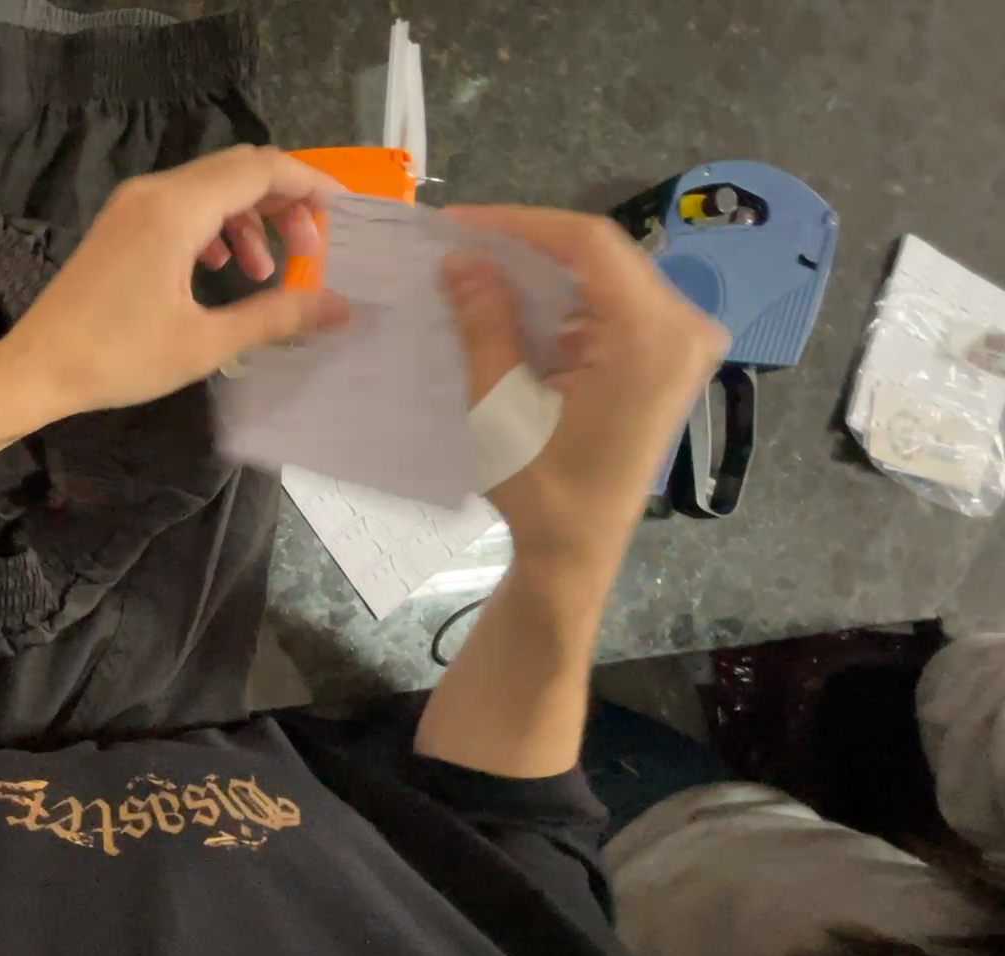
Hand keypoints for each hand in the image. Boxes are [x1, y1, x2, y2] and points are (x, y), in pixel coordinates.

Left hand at [0, 145, 351, 433]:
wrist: (37, 368)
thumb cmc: (118, 359)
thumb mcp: (204, 343)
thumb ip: (274, 317)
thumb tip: (339, 308)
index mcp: (176, 210)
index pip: (262, 168)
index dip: (310, 186)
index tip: (343, 215)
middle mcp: (153, 192)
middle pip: (237, 173)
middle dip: (283, 205)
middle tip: (309, 252)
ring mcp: (130, 207)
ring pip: (208, 191)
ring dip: (247, 221)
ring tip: (266, 272)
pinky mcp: (118, 227)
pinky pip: (179, 209)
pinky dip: (212, 229)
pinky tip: (221, 268)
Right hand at [442, 206, 728, 571]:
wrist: (577, 546)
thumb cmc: (538, 485)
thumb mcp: (499, 405)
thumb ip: (485, 325)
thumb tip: (460, 261)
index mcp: (652, 335)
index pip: (590, 245)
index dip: (519, 224)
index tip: (458, 222)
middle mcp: (684, 326)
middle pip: (602, 258)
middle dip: (527, 248)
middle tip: (460, 248)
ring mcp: (681, 344)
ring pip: (605, 281)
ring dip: (541, 276)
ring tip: (477, 275)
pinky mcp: (665, 360)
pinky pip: (610, 311)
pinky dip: (560, 306)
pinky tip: (514, 313)